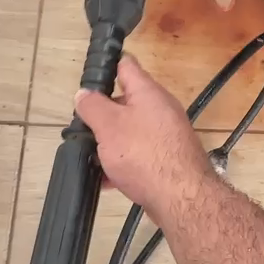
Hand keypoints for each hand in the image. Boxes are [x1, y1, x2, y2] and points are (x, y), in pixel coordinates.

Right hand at [74, 55, 218, 223]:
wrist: (182, 198)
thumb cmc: (144, 154)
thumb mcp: (109, 125)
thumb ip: (92, 106)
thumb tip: (83, 94)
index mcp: (148, 93)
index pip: (126, 65)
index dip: (106, 66)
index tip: (88, 77)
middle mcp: (161, 110)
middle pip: (126, 103)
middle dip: (103, 115)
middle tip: (82, 128)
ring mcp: (167, 136)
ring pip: (131, 133)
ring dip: (110, 144)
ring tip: (90, 158)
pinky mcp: (168, 160)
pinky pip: (139, 156)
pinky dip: (122, 164)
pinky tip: (106, 180)